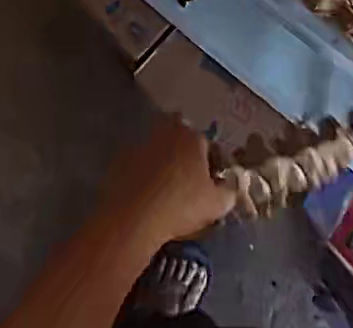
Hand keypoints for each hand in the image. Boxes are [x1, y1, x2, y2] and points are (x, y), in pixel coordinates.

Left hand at [100, 115, 235, 248]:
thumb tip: (231, 189)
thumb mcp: (214, 205)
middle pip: (180, 136)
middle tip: (185, 178)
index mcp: (194, 138)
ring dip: (162, 159)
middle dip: (184, 151)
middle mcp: (169, 132)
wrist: (132, 220)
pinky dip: (141, 171)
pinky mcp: (121, 158)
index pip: (207, 144)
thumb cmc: (180, 207)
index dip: (209, 162)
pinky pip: (137, 160)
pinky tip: (142, 192)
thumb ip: (229, 194)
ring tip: (163, 186)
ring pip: (158, 146)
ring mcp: (143, 143)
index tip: (208, 181)